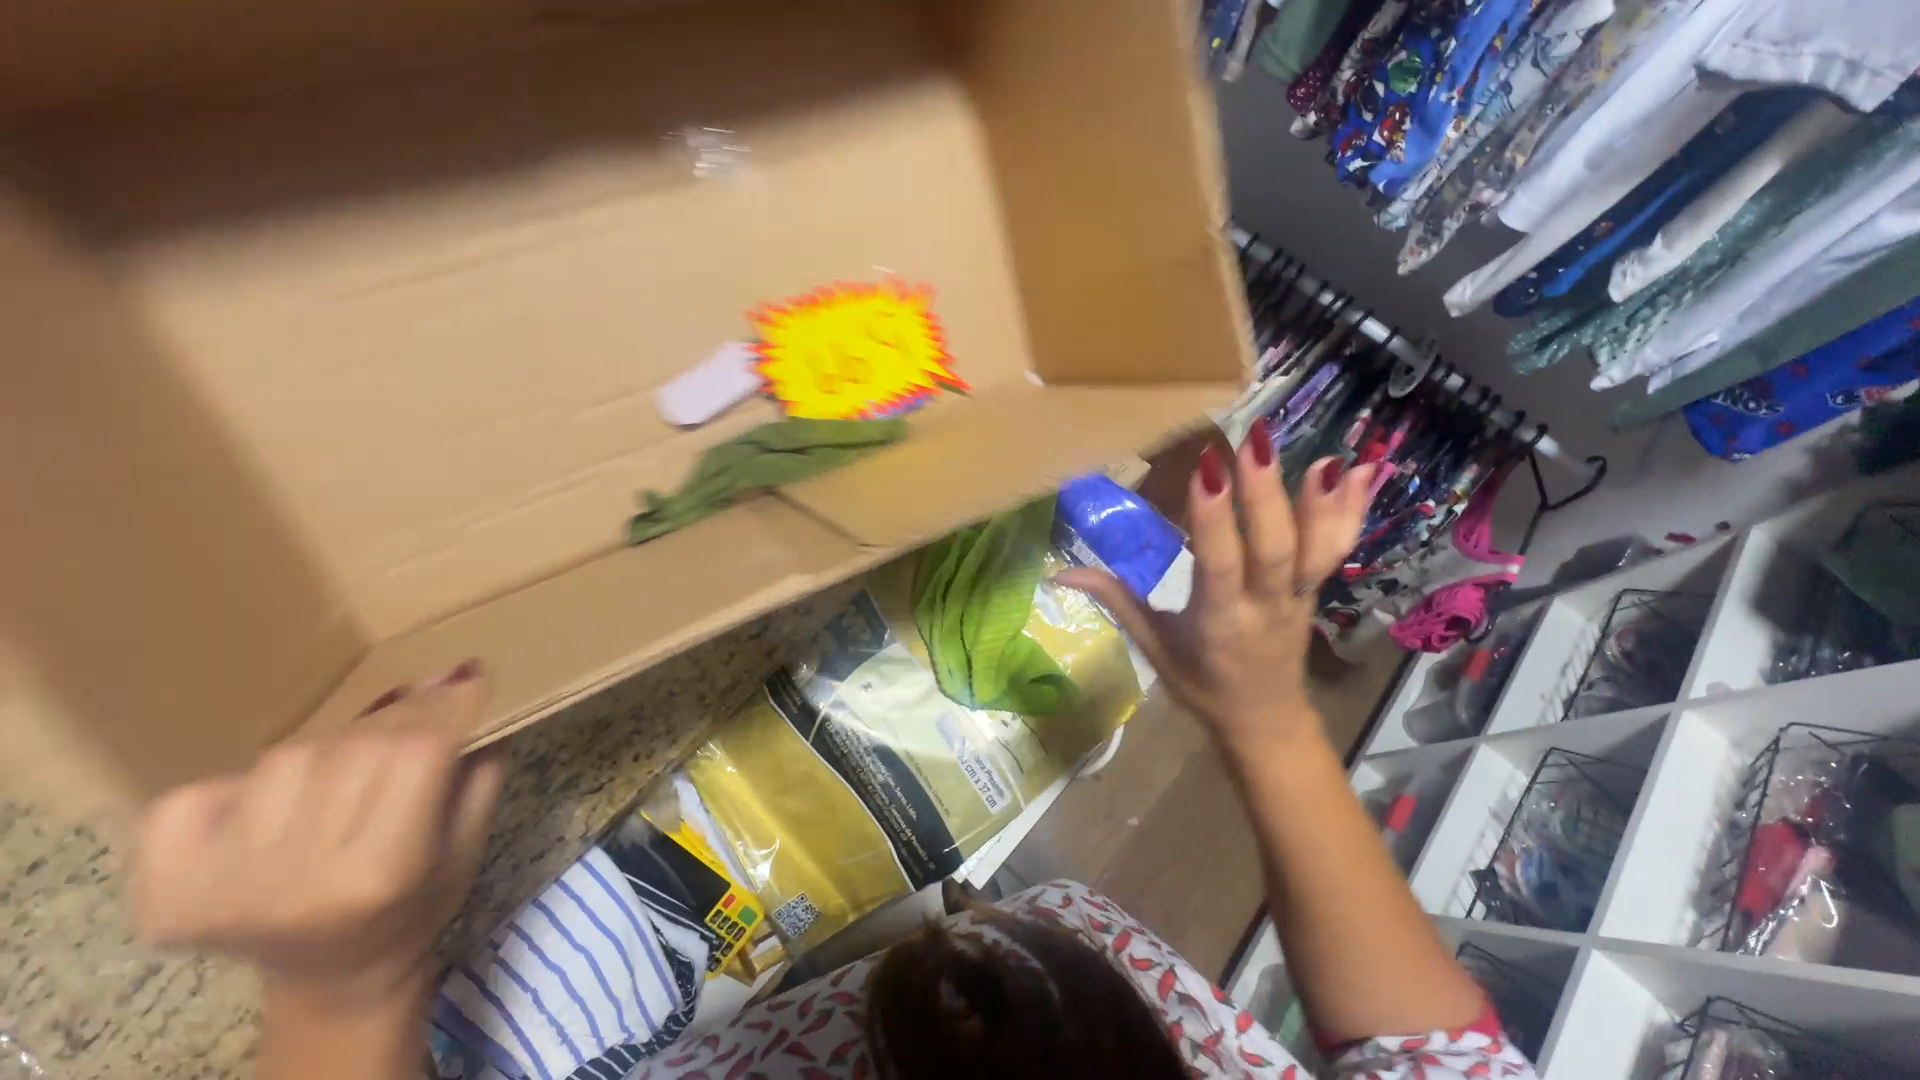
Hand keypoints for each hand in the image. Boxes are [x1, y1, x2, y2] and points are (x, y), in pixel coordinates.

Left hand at [131, 662, 505, 1014]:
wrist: (335, 975)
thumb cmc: (419, 903)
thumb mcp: (470, 842)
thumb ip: (477, 767)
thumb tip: (465, 678)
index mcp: (384, 872)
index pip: (416, 751)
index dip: (442, 706)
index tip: (464, 680)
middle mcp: (299, 880)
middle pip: (351, 747)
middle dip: (393, 724)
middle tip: (412, 725)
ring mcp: (219, 886)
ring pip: (284, 757)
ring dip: (324, 752)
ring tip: (343, 774)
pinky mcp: (162, 889)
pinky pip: (195, 794)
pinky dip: (233, 788)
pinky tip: (265, 813)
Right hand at [1057, 419, 1377, 751]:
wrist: (1265, 722)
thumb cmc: (1202, 685)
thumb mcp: (1155, 648)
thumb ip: (1117, 602)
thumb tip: (1060, 573)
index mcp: (1220, 622)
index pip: (1218, 564)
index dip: (1214, 518)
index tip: (1208, 467)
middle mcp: (1265, 606)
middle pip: (1275, 550)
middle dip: (1266, 494)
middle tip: (1256, 440)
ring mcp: (1300, 598)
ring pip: (1318, 550)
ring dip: (1322, 502)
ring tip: (1326, 456)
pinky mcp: (1319, 591)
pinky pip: (1340, 550)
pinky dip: (1354, 511)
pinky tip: (1367, 471)